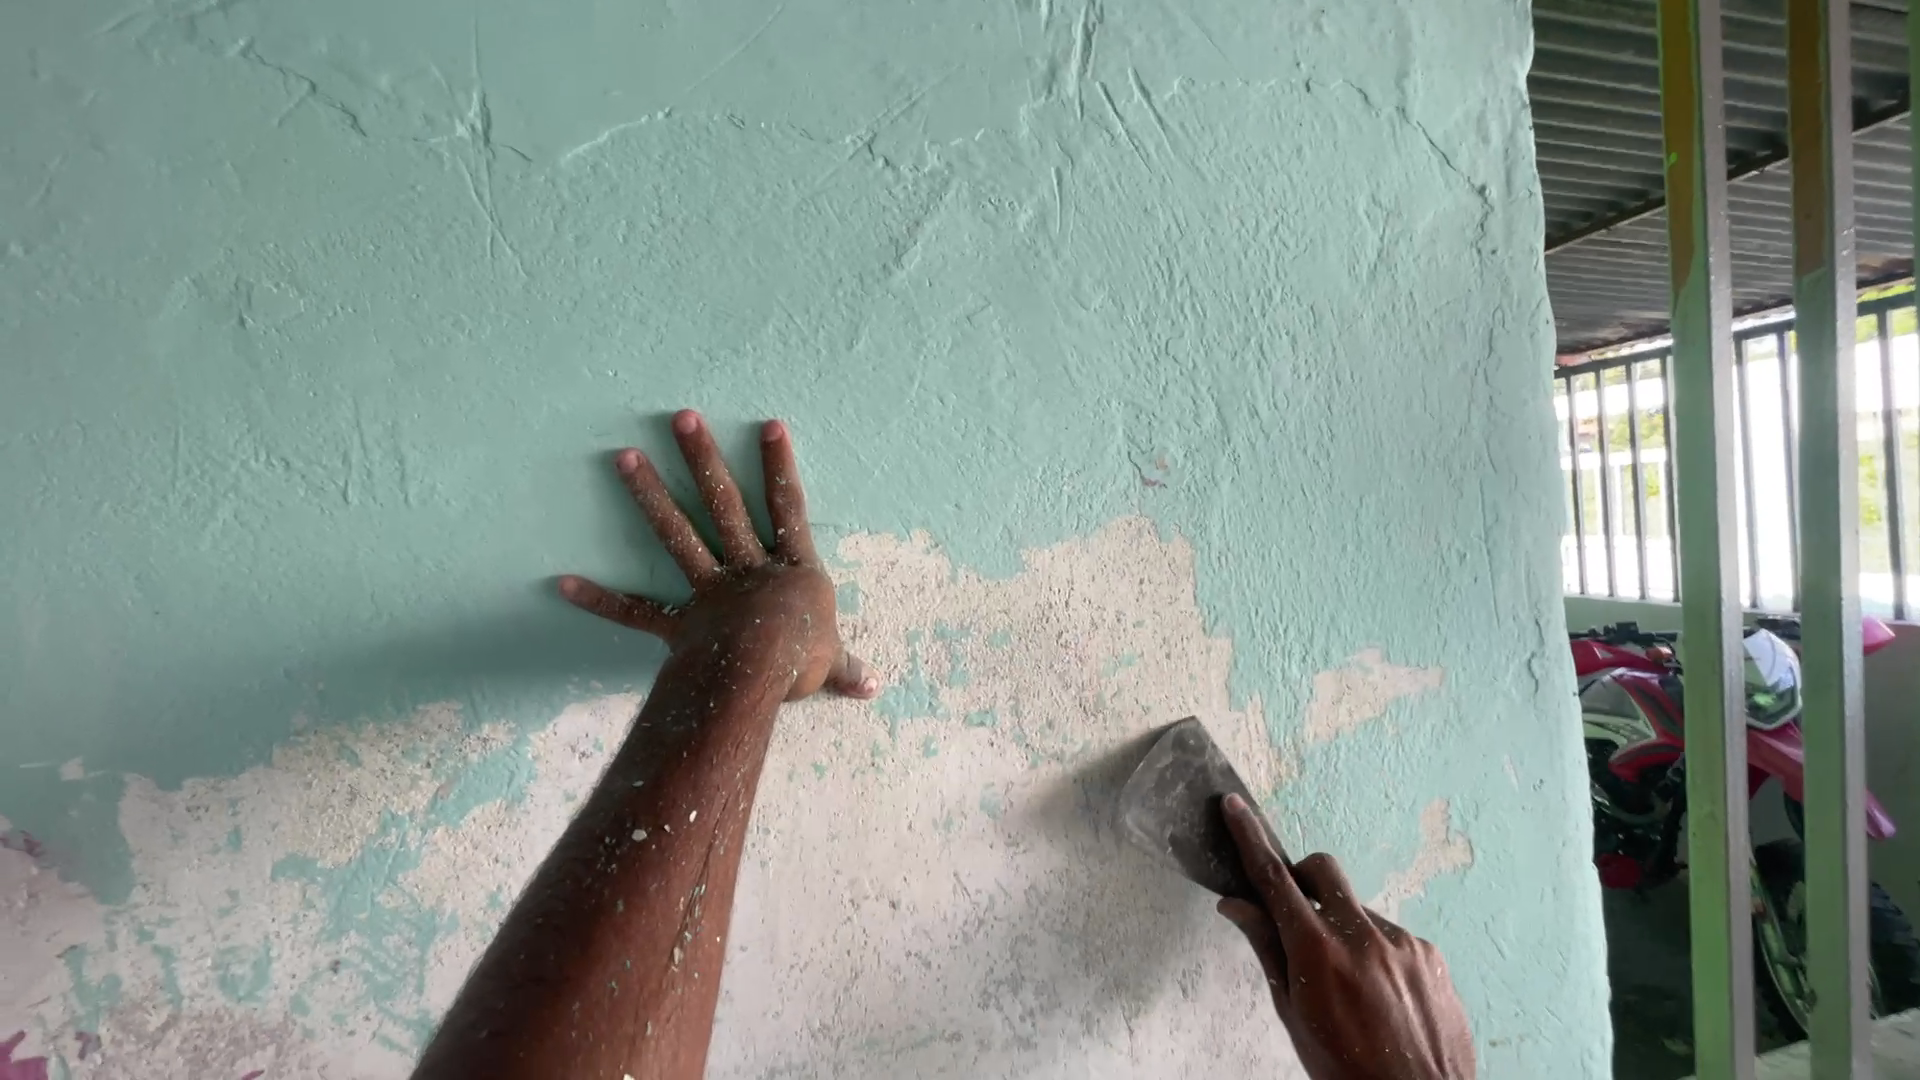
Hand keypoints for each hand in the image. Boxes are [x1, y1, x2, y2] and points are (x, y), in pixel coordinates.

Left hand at [557, 410, 880, 701]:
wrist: (758, 679)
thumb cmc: (801, 662)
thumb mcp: (833, 662)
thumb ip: (848, 668)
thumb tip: (874, 687)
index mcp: (791, 571)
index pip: (789, 509)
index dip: (781, 467)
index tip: (769, 424)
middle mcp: (748, 570)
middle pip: (725, 506)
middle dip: (705, 461)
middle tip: (682, 418)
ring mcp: (710, 592)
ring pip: (678, 536)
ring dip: (651, 496)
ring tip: (624, 456)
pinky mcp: (680, 624)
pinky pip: (636, 611)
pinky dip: (601, 599)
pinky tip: (562, 582)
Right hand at [1217, 794, 1473, 1079]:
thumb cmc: (1345, 1069)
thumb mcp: (1293, 1014)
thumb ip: (1266, 948)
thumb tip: (1235, 903)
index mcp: (1318, 952)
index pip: (1273, 877)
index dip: (1249, 837)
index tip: (1235, 806)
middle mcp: (1361, 937)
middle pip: (1322, 869)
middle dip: (1304, 877)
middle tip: (1300, 913)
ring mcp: (1402, 943)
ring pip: (1358, 908)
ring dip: (1343, 927)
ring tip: (1351, 982)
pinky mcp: (1431, 955)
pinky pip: (1391, 934)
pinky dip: (1376, 950)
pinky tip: (1380, 991)